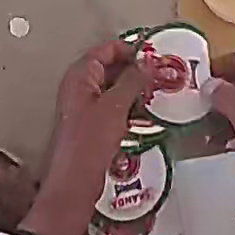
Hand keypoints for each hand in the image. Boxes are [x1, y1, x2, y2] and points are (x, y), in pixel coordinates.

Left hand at [20, 39, 148, 234]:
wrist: (74, 186)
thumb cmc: (89, 144)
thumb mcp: (115, 106)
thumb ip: (133, 80)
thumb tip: (148, 61)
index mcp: (79, 77)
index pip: (105, 49)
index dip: (129, 48)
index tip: (153, 53)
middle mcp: (79, 88)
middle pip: (109, 67)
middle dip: (134, 68)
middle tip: (160, 71)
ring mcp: (85, 108)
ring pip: (113, 88)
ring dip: (134, 87)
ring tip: (158, 89)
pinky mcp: (93, 126)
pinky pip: (114, 106)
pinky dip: (130, 104)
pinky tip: (146, 111)